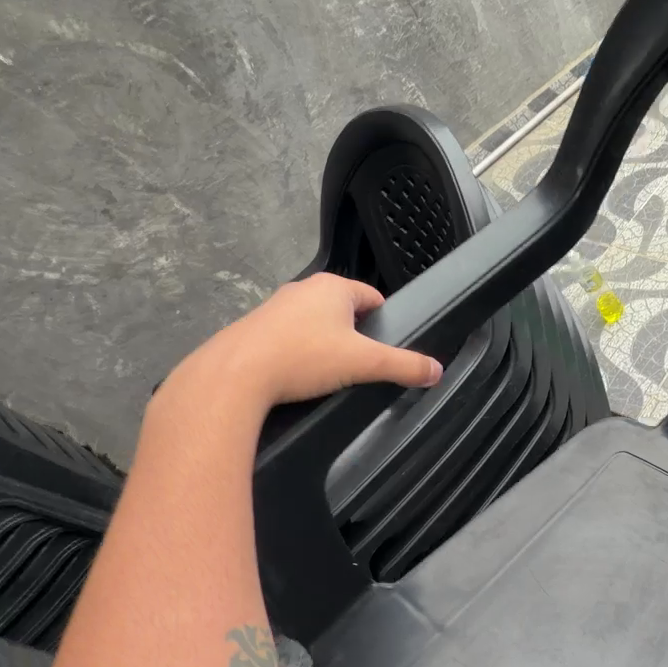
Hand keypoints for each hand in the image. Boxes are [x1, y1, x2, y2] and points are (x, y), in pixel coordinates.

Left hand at [165, 273, 442, 414]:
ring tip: (323, 374)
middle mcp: (302, 289)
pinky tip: (292, 377)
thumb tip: (438, 372)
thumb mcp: (365, 364)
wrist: (229, 379)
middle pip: (341, 309)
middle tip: (355, 363)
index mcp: (333, 287)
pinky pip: (283, 337)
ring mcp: (271, 307)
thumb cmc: (304, 359)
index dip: (383, 321)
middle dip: (351, 333)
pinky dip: (292, 353)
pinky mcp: (247, 329)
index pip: (373, 297)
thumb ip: (405, 365)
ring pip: (311, 323)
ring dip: (320, 343)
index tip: (382, 347)